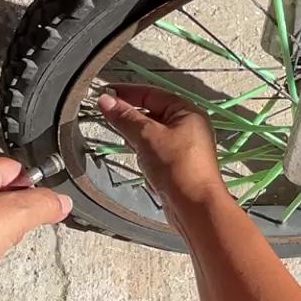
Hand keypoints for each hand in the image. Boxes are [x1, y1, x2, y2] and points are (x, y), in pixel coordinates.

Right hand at [96, 85, 226, 207]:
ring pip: (152, 133)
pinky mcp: (178, 166)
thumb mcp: (147, 137)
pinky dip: (143, 151)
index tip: (105, 93)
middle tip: (107, 115)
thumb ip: (125, 118)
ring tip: (122, 138)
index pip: (152, 94)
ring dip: (136, 135)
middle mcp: (188, 126)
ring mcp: (184, 147)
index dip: (127, 92)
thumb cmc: (177, 167)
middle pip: (152, 112)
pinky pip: (155, 150)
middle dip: (130, 115)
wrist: (195, 208)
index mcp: (187, 112)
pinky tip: (136, 157)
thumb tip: (105, 100)